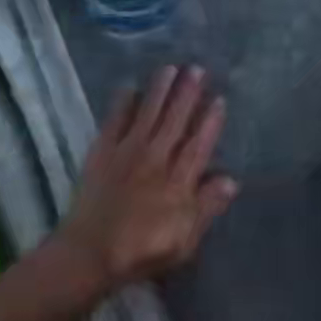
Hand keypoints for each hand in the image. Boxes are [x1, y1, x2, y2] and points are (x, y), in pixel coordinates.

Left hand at [59, 66, 237, 287]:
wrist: (89, 252)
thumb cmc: (141, 252)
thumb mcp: (184, 240)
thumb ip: (206, 208)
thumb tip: (231, 180)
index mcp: (178, 182)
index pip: (198, 145)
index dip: (210, 122)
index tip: (219, 99)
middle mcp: (156, 159)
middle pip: (175, 121)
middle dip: (187, 94)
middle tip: (196, 68)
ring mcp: (127, 153)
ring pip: (148, 114)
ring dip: (160, 91)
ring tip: (170, 68)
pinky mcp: (102, 153)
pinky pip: (115, 121)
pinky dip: (122, 103)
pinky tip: (129, 87)